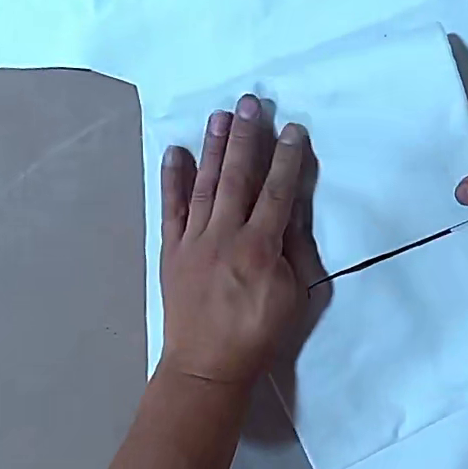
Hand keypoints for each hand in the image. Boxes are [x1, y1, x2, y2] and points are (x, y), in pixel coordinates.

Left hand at [158, 94, 317, 390]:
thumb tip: (292, 209)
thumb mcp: (295, 297)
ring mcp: (194, 241)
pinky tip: (175, 152)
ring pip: (205, 184)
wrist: (208, 366)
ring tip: (219, 115)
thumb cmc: (259, 334)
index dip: (286, 157)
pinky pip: (171, 209)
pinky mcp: (172, 250)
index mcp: (260, 247)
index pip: (277, 191)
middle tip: (250, 102)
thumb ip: (294, 250)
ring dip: (213, 147)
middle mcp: (225, 235)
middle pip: (238, 177)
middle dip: (246, 137)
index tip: (292, 128)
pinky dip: (172, 179)